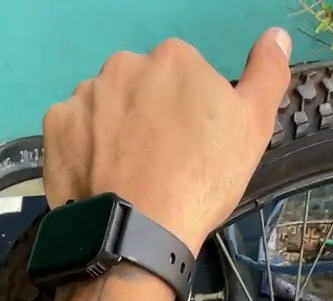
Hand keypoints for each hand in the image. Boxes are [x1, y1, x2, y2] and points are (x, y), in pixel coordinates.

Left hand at [41, 30, 293, 252]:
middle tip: (164, 169)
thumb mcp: (252, 130)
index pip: (186, 82)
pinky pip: (76, 133)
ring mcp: (85, 94)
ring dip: (117, 135)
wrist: (140, 233)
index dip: (193, 119)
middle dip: (152, 121)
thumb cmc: (202, 181)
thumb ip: (267, 76)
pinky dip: (87, 153)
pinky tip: (103, 181)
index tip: (194, 153)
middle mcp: (124, 63)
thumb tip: (277, 35)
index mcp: (175, 58)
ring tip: (131, 180)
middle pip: (143, 91)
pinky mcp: (56, 127)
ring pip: (107, 111)